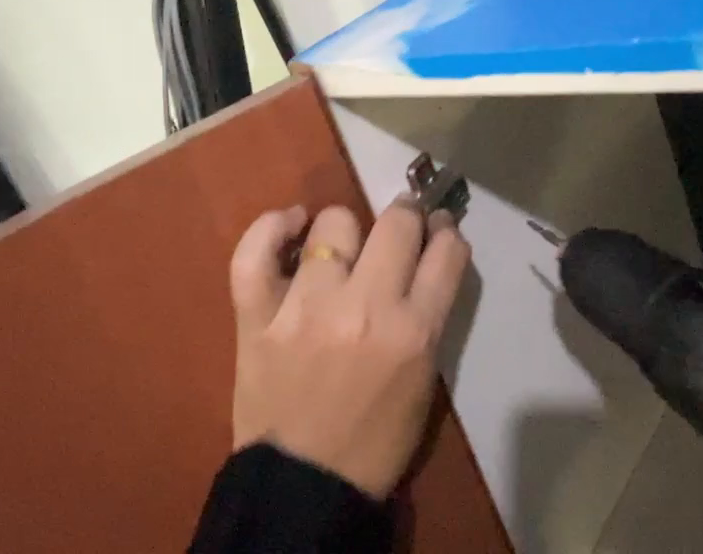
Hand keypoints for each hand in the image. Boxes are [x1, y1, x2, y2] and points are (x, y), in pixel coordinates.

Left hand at [227, 199, 471, 498]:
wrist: (305, 485)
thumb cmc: (375, 437)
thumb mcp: (423, 377)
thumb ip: (429, 314)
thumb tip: (428, 258)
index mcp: (413, 332)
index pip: (445, 252)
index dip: (445, 233)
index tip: (438, 229)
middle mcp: (364, 307)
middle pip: (397, 224)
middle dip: (406, 217)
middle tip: (400, 227)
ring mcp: (305, 307)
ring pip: (334, 224)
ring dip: (346, 231)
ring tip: (342, 248)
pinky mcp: (257, 315)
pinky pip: (256, 251)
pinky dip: (272, 228)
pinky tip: (292, 225)